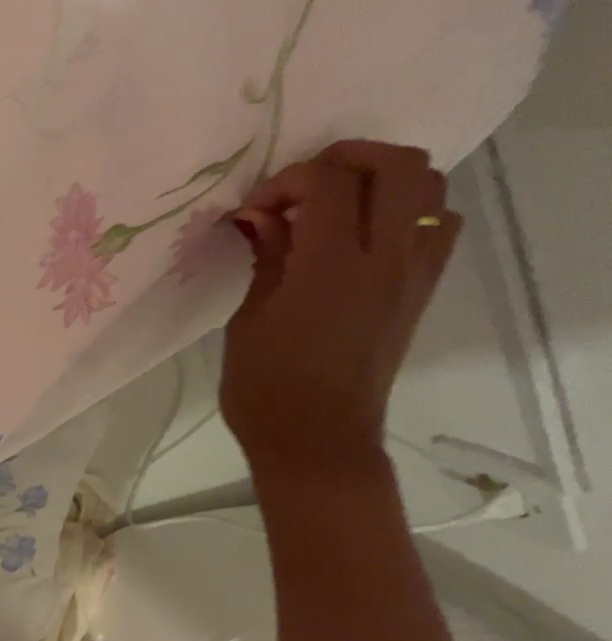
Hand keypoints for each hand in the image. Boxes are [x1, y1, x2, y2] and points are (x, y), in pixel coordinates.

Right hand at [223, 140, 462, 474]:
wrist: (317, 437)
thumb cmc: (265, 386)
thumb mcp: (249, 320)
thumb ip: (267, 258)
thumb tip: (261, 216)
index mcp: (330, 267)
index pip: (328, 183)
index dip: (288, 181)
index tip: (255, 211)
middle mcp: (386, 257)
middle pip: (396, 165)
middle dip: (346, 160)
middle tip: (302, 186)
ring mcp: (413, 270)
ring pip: (426, 186)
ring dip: (381, 180)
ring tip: (336, 207)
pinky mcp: (422, 287)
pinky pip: (435, 223)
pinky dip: (405, 212)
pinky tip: (364, 237)